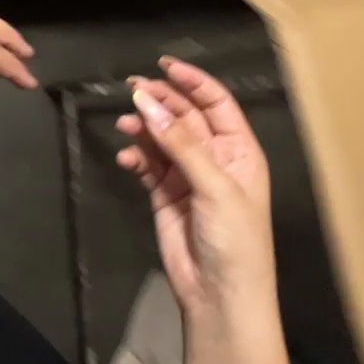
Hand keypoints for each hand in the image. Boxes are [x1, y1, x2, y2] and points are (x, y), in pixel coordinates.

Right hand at [118, 58, 283, 363]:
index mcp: (238, 149)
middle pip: (183, 115)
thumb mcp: (214, 186)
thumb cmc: (235, 239)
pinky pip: (147, 163)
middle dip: (160, 100)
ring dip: (143, 127)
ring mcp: (187, 174)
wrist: (219, 298)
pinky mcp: (164, 193)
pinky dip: (135, 157)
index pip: (215, 102)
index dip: (192, 81)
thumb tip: (147, 100)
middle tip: (132, 89)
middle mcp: (213, 156)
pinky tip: (127, 159)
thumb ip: (179, 143)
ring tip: (125, 125)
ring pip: (161, 136)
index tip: (163, 65)